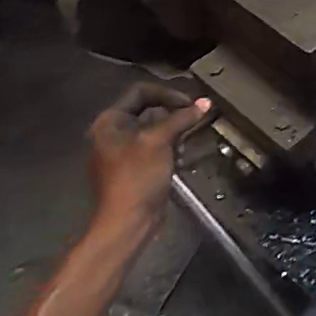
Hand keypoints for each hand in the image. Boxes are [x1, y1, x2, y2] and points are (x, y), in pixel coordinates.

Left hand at [87, 82, 210, 232]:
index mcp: (110, 122)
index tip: (190, 104)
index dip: (167, 94)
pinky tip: (179, 161)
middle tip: (191, 126)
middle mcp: (113, 133)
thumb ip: (182, 118)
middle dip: (174, 117)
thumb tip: (205, 102)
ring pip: (157, 129)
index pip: (141, 92)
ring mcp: (123, 151)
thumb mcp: (160, 141)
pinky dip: (170, 149)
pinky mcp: (135, 166)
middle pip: (150, 110)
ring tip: (183, 148)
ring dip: (175, 135)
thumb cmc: (138, 176)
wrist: (127, 222)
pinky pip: (157, 147)